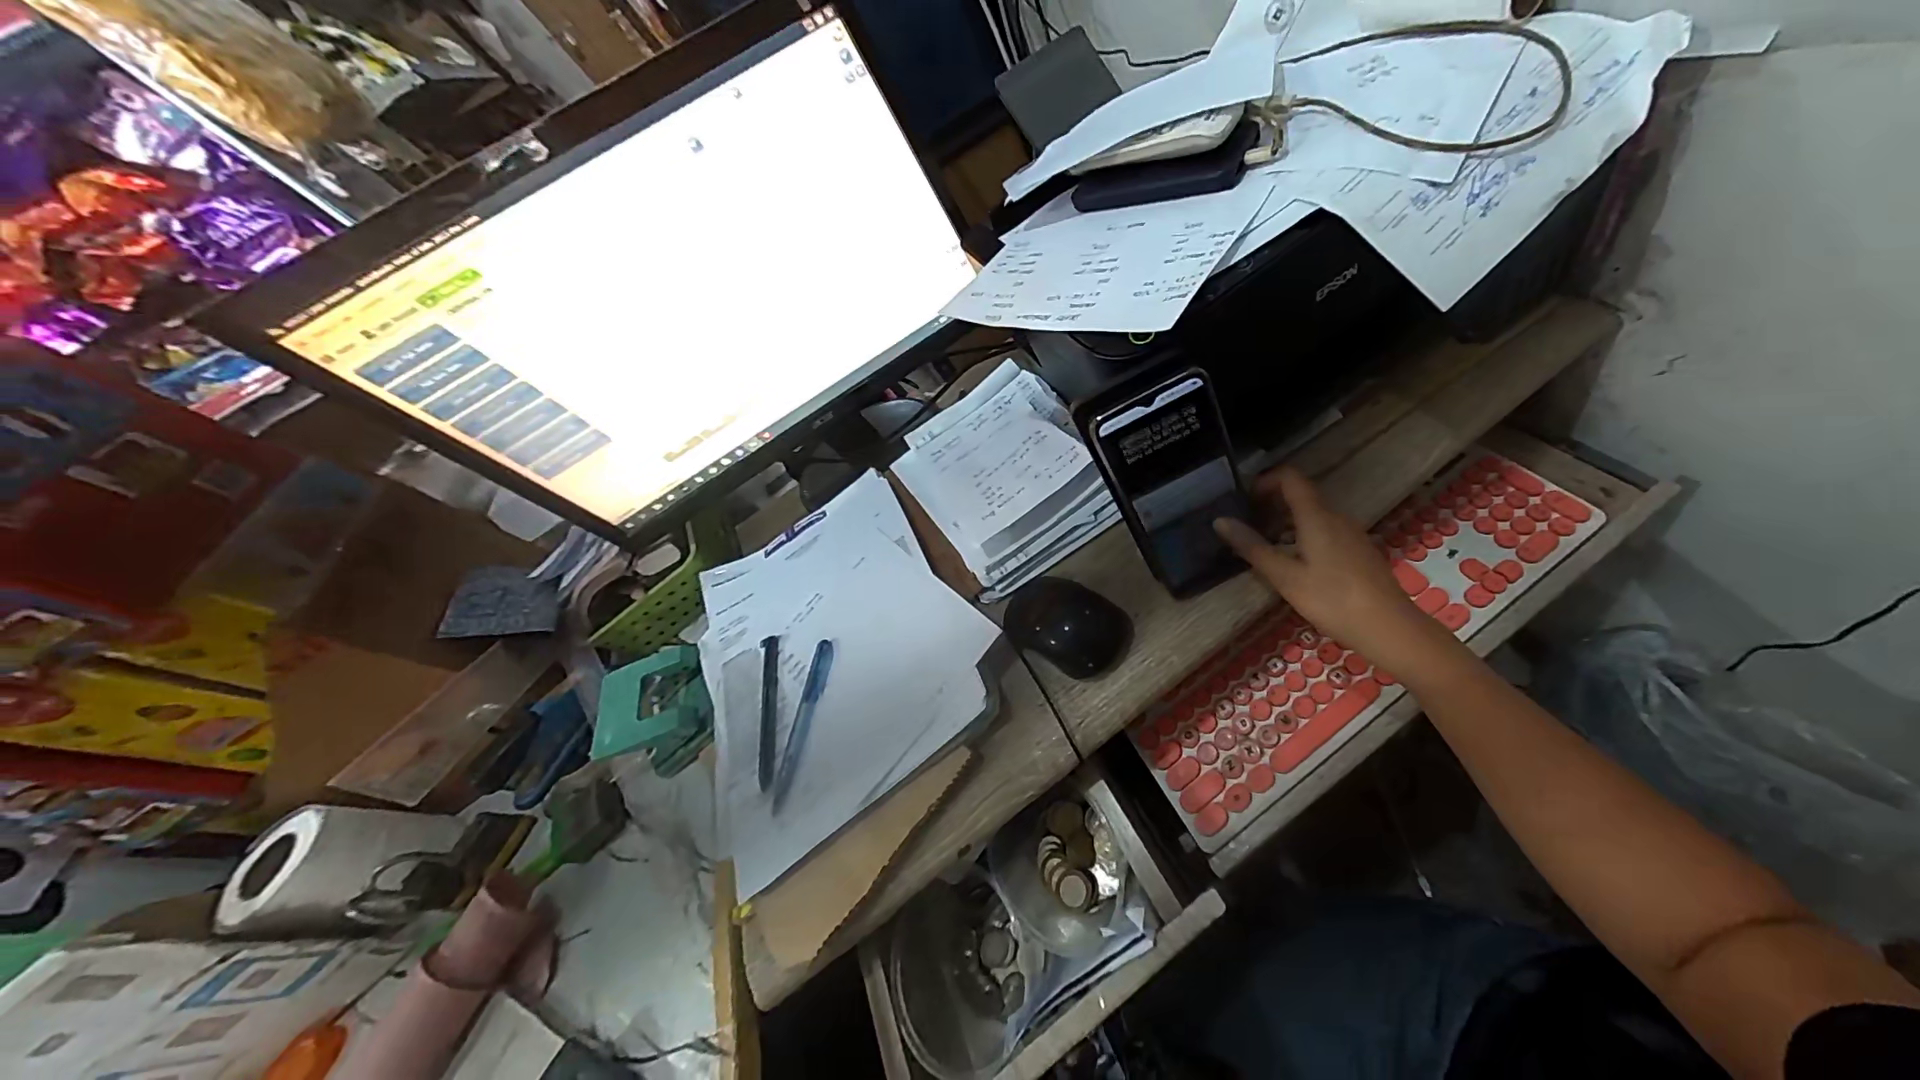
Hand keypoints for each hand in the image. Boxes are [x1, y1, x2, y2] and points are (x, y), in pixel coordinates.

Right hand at [1213, 466, 1452, 674]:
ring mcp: (1352, 534)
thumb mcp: (1284, 576)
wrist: (1389, 628)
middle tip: (1246, 528)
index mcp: (1317, 517)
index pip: (1290, 478)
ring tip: (1264, 548)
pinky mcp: (1359, 551)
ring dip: (1286, 523)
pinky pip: (1326, 532)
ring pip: (1313, 516)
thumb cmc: (1332, 600)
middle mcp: (1337, 518)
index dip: (1265, 481)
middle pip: (1301, 497)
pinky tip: (1294, 565)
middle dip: (1271, 505)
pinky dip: (1303, 537)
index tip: (1244, 501)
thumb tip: (1220, 521)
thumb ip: (1252, 547)